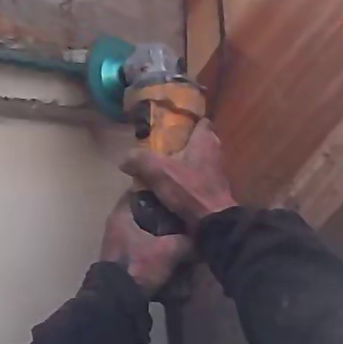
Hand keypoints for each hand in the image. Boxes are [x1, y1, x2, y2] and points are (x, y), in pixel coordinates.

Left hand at [100, 193, 192, 294]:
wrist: (119, 300)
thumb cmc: (139, 266)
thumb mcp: (169, 250)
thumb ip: (187, 240)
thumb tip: (201, 235)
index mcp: (122, 213)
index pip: (141, 188)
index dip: (160, 188)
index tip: (178, 190)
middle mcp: (117, 222)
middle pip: (144, 209)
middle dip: (164, 211)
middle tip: (184, 211)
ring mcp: (119, 239)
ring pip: (144, 226)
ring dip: (161, 229)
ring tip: (183, 230)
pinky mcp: (124, 255)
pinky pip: (143, 241)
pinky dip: (156, 242)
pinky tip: (173, 246)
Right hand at [119, 120, 236, 232]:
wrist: (212, 222)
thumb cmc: (189, 189)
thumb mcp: (158, 171)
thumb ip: (139, 160)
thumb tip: (124, 160)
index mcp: (205, 140)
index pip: (200, 122)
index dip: (187, 121)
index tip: (170, 126)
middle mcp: (215, 152)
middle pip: (197, 142)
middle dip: (181, 145)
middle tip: (160, 150)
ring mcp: (218, 172)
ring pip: (197, 161)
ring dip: (183, 164)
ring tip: (162, 170)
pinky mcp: (216, 190)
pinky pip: (199, 179)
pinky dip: (187, 181)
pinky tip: (171, 188)